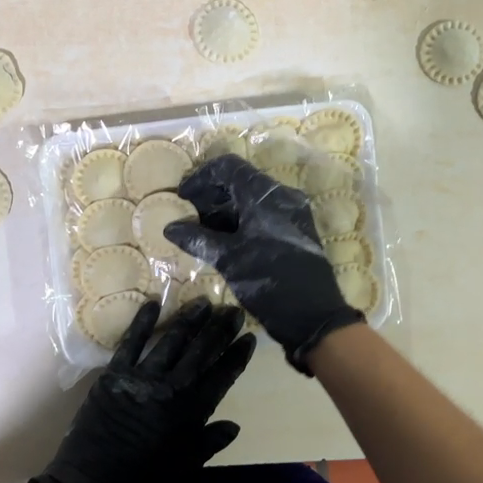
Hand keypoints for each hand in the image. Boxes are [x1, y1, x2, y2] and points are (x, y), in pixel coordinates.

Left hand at [32, 298, 254, 482]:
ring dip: (189, 319)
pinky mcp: (115, 374)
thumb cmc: (144, 479)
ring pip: (172, 340)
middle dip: (219, 328)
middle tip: (232, 309)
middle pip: (201, 350)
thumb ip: (211, 441)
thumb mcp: (187, 465)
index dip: (237, 355)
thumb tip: (234, 426)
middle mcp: (172, 387)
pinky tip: (152, 303)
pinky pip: (131, 342)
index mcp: (193, 411)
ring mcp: (142, 377)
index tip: (249, 337)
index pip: (223, 375)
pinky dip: (142, 322)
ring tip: (203, 302)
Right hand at [163, 153, 364, 372]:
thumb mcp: (229, 259)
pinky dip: (239, 221)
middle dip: (210, 194)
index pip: (228, 167)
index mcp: (266, 195)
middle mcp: (282, 196)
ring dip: (224, 210)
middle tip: (188, 213)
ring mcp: (291, 214)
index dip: (201, 177)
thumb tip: (169, 228)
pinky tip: (222, 241)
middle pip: (240, 181)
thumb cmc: (270, 280)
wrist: (313, 316)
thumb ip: (198, 239)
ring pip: (250, 199)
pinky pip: (261, 215)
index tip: (181, 196)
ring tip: (200, 229)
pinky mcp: (293, 231)